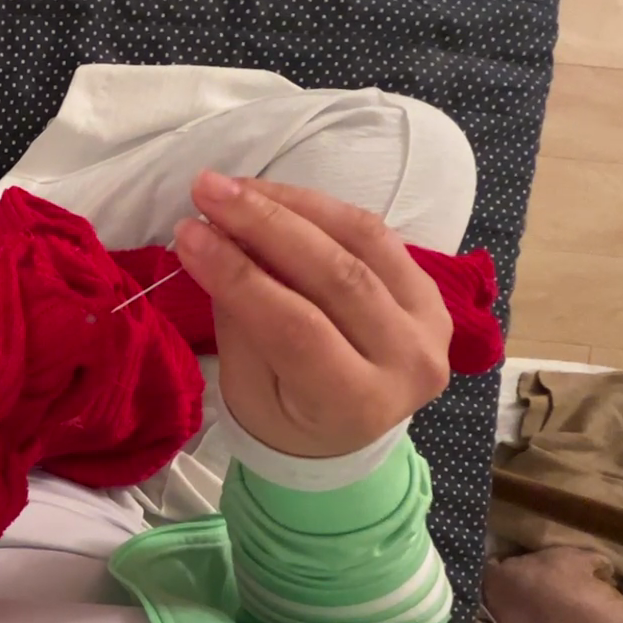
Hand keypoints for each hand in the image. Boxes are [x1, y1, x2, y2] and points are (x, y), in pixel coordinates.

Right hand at [172, 171, 450, 458]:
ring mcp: (432, 323)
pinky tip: (274, 197)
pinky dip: (321, 209)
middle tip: (208, 189)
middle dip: (263, 224)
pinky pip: (377, 236)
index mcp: (353, 402)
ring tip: (235, 186)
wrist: (342, 436)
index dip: (237, 273)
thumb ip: (240, 321)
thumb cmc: (281, 420)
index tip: (188, 233)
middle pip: (335, 275)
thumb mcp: (246, 389)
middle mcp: (408, 361)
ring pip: (362, 242)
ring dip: (291, 204)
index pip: (293, 326)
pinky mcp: (434, 293)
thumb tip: (213, 245)